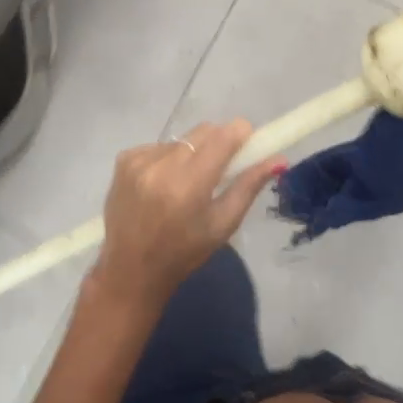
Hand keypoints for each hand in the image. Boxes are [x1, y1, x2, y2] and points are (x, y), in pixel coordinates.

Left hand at [89, 120, 282, 313]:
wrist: (130, 271)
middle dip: (217, 142)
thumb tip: (279, 159)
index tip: (247, 141)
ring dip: (191, 153)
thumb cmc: (183, 253)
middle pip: (202, 132)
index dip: (239, 133)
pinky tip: (162, 185)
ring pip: (181, 139)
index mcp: (189, 186)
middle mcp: (161, 166)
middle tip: (219, 168)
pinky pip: (157, 146)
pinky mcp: (124, 160)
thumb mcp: (222, 225)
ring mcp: (139, 161)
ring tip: (185, 183)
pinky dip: (166, 159)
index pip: (222, 138)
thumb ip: (249, 187)